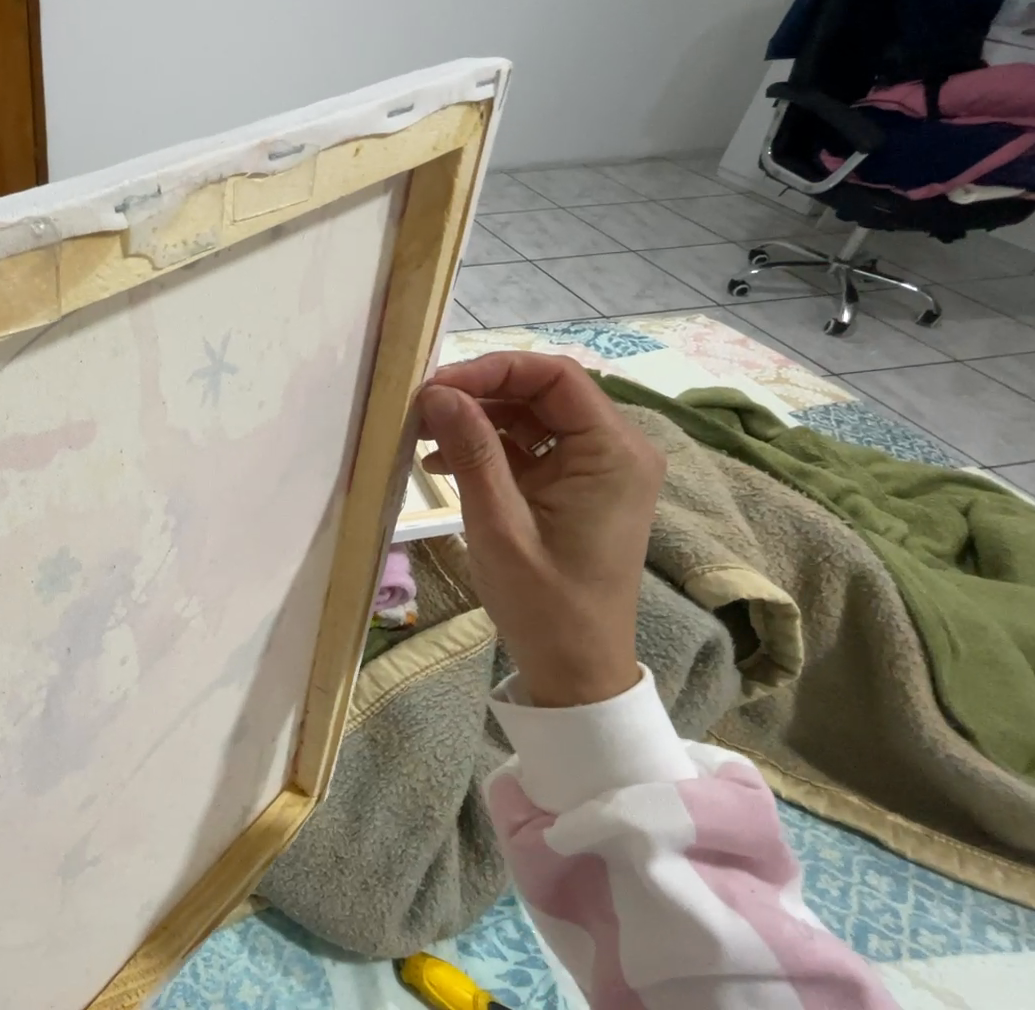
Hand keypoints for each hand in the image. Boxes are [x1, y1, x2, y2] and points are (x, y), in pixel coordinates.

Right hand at [418, 352, 662, 706]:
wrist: (574, 664)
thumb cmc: (543, 600)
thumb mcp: (498, 523)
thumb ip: (470, 451)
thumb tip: (436, 393)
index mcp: (613, 452)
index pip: (555, 377)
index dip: (492, 370)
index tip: (434, 387)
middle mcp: (614, 449)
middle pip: (543, 393)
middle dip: (479, 394)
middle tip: (420, 410)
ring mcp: (595, 469)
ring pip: (531, 418)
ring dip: (476, 421)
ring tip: (422, 436)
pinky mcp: (574, 488)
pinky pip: (529, 449)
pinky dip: (486, 448)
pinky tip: (442, 463)